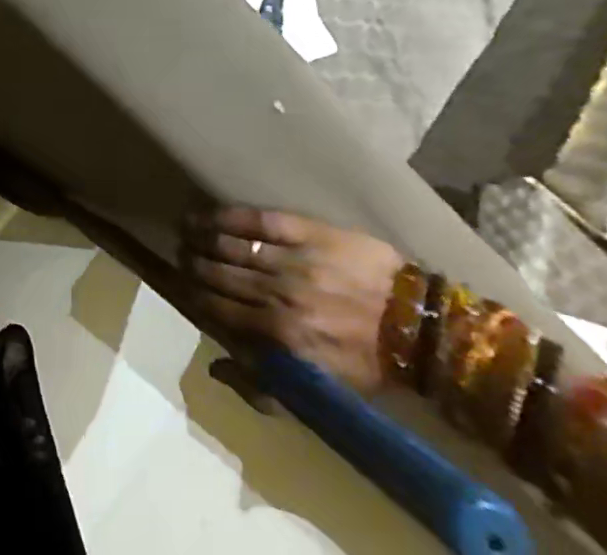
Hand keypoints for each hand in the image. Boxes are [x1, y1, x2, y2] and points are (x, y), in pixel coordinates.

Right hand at [182, 208, 405, 394]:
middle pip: (215, 273)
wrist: (425, 329)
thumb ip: (265, 387)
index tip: (181, 287)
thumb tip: (215, 367)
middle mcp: (276, 293)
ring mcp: (291, 260)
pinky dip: (224, 217)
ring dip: (199, 238)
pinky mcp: (308, 232)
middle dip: (191, 264)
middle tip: (181, 257)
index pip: (215, 307)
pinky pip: (256, 220)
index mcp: (276, 333)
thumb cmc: (367, 360)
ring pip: (228, 245)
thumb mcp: (319, 390)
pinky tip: (206, 216)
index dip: (192, 294)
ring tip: (185, 233)